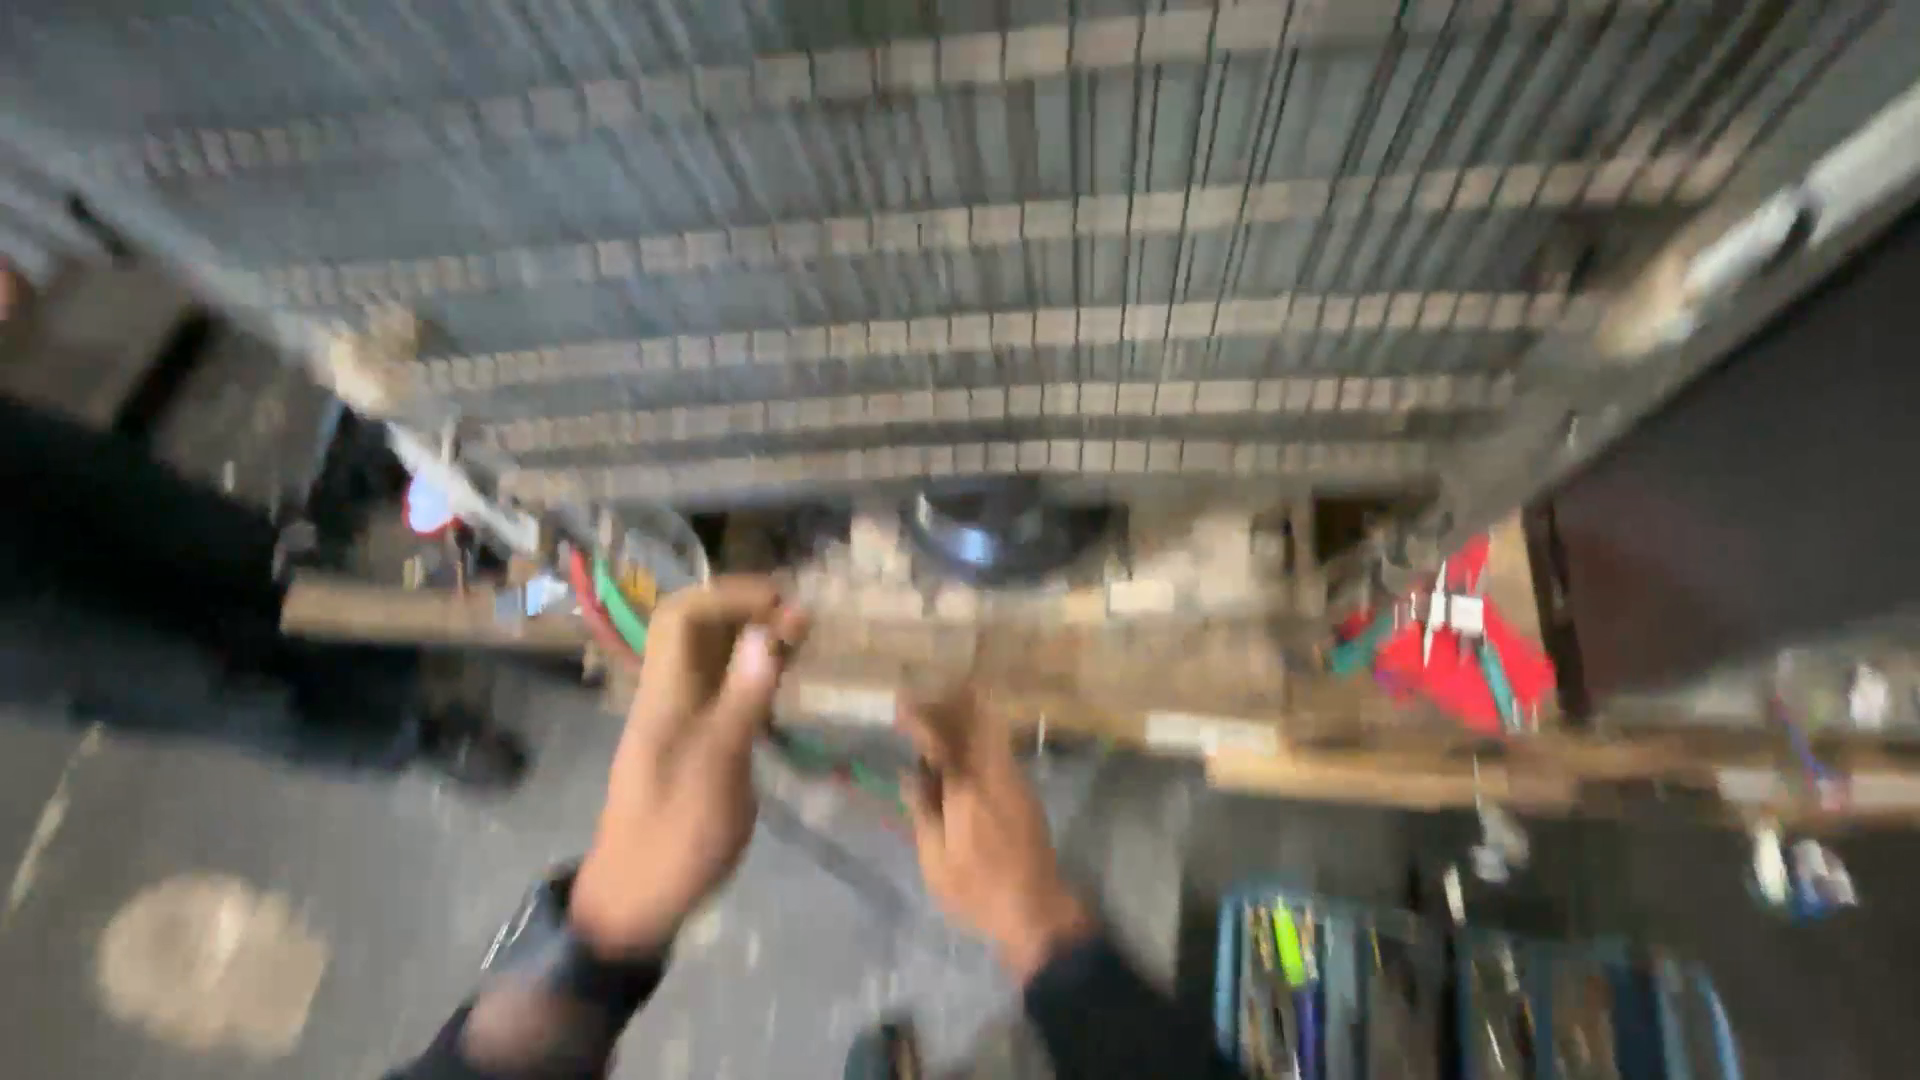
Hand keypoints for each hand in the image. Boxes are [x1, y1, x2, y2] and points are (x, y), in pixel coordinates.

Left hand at [570, 575, 807, 955]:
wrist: (636, 901)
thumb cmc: (675, 838)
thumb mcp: (716, 767)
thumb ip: (743, 697)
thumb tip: (770, 632)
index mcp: (665, 693)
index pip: (684, 616)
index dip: (730, 595)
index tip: (782, 604)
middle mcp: (673, 693)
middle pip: (699, 627)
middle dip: (747, 608)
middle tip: (799, 618)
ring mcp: (686, 716)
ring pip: (716, 655)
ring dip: (755, 635)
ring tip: (801, 634)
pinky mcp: (702, 738)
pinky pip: (728, 686)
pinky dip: (757, 669)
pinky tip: (785, 673)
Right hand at [897, 690, 1093, 980]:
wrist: (1037, 910)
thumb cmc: (979, 892)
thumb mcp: (937, 862)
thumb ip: (923, 812)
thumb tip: (911, 776)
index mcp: (968, 791)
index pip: (941, 741)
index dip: (920, 719)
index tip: (900, 705)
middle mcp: (994, 775)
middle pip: (974, 721)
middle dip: (948, 703)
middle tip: (923, 698)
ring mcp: (1014, 779)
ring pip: (991, 730)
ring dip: (965, 714)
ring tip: (940, 711)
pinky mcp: (1024, 790)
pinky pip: (998, 746)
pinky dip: (979, 734)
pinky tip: (962, 745)